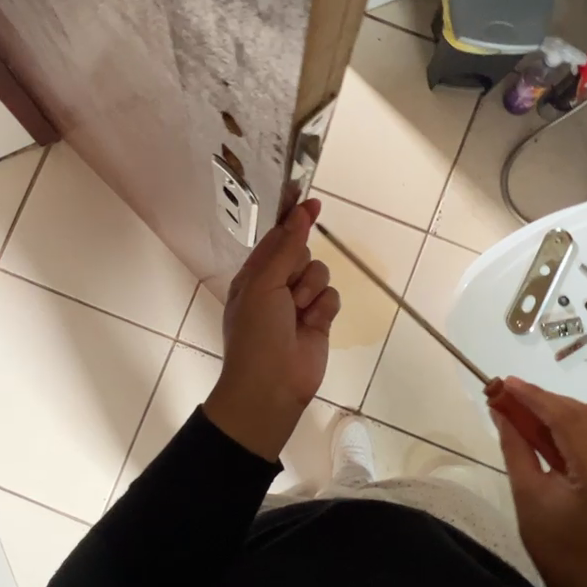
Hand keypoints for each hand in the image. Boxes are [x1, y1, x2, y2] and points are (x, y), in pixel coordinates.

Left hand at [202, 198, 339, 460]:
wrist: (271, 384)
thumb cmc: (256, 332)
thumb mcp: (263, 284)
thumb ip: (285, 247)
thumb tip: (300, 212)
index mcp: (254, 274)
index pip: (276, 238)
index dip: (293, 221)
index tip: (311, 201)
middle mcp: (276, 285)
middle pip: (302, 253)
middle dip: (299, 267)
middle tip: (287, 291)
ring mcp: (299, 303)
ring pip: (320, 273)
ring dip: (311, 290)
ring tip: (298, 314)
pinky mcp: (320, 320)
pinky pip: (332, 296)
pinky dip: (324, 308)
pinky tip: (313, 325)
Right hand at [490, 378, 586, 586]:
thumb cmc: (554, 546)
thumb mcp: (526, 495)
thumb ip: (516, 445)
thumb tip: (501, 406)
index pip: (571, 421)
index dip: (537, 398)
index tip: (508, 383)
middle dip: (553, 402)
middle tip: (519, 399)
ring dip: (584, 409)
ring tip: (555, 422)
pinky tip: (583, 433)